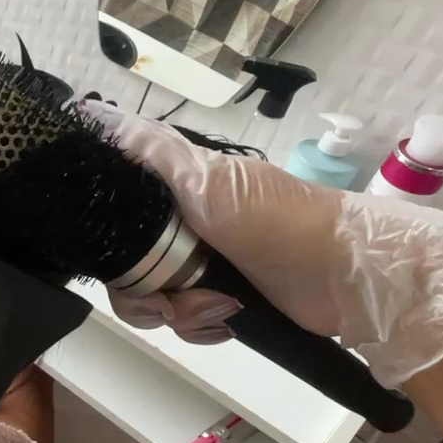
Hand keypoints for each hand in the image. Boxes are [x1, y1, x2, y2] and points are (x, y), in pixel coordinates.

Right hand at [81, 100, 442, 385]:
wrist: (341, 274)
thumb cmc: (273, 219)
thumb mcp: (208, 179)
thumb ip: (155, 152)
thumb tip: (102, 116)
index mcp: (173, 194)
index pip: (113, 219)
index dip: (107, 243)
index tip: (120, 260)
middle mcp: (179, 230)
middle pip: (125, 269)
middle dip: (146, 293)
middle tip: (171, 298)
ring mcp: (198, 267)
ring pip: (150, 300)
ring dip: (181, 312)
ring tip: (218, 307)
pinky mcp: (217, 298)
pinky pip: (181, 322)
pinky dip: (200, 325)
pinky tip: (226, 318)